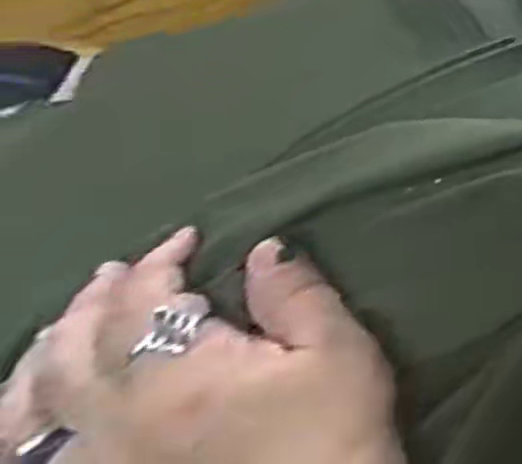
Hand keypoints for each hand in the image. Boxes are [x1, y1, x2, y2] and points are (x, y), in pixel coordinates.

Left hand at [0, 229, 403, 463]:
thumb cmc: (334, 415)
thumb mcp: (336, 345)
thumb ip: (296, 295)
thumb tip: (267, 248)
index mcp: (181, 376)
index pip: (144, 307)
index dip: (159, 264)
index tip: (189, 235)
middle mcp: (117, 419)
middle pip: (74, 353)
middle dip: (95, 303)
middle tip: (118, 268)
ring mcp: (97, 459)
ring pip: (31, 407)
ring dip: (46, 355)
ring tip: (67, 323)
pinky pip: (31, 452)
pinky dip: (21, 418)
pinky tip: (35, 403)